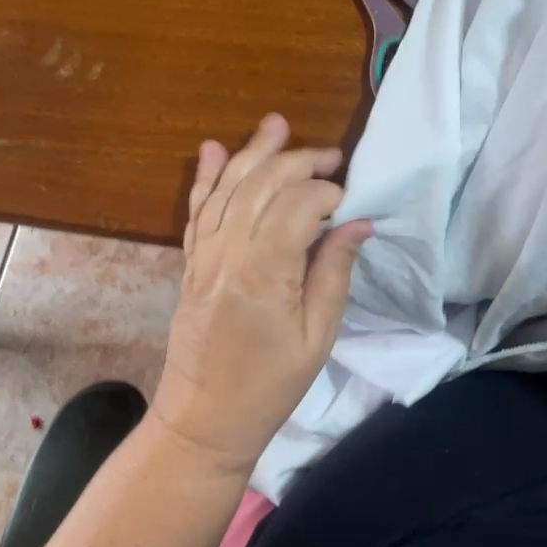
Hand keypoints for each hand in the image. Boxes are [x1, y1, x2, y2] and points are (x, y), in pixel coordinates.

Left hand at [151, 113, 372, 474]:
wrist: (202, 422)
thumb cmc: (270, 386)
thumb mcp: (318, 337)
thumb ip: (334, 273)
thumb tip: (357, 223)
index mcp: (264, 275)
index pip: (298, 206)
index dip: (327, 193)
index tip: (349, 202)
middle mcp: (228, 255)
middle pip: (262, 185)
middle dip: (298, 161)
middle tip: (331, 156)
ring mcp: (202, 257)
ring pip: (227, 188)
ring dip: (253, 153)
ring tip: (277, 124)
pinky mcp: (189, 264)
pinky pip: (197, 211)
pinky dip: (206, 178)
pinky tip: (214, 150)